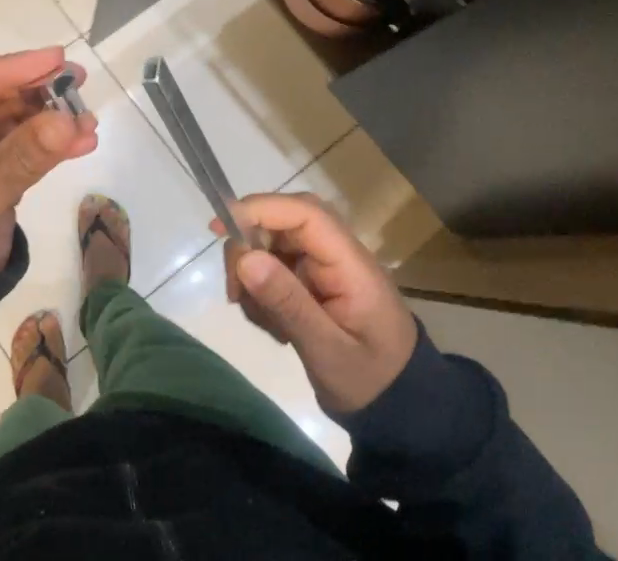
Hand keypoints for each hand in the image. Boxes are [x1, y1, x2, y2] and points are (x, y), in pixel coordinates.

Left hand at [0, 48, 97, 272]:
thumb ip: (21, 158)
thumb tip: (70, 119)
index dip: (8, 67)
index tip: (54, 60)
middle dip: (34, 90)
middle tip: (79, 82)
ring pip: (9, 115)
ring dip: (48, 116)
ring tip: (87, 120)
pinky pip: (20, 143)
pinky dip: (49, 141)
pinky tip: (82, 140)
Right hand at [216, 193, 417, 415]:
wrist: (398, 408)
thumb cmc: (370, 380)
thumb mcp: (328, 350)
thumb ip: (288, 303)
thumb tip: (244, 257)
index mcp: (351, 264)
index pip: (304, 213)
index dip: (260, 209)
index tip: (219, 228)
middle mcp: (337, 256)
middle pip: (283, 223)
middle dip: (249, 247)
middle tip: (236, 292)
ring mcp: (324, 270)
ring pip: (273, 246)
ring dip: (253, 276)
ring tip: (265, 323)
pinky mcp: (312, 284)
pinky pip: (274, 270)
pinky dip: (261, 293)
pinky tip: (275, 328)